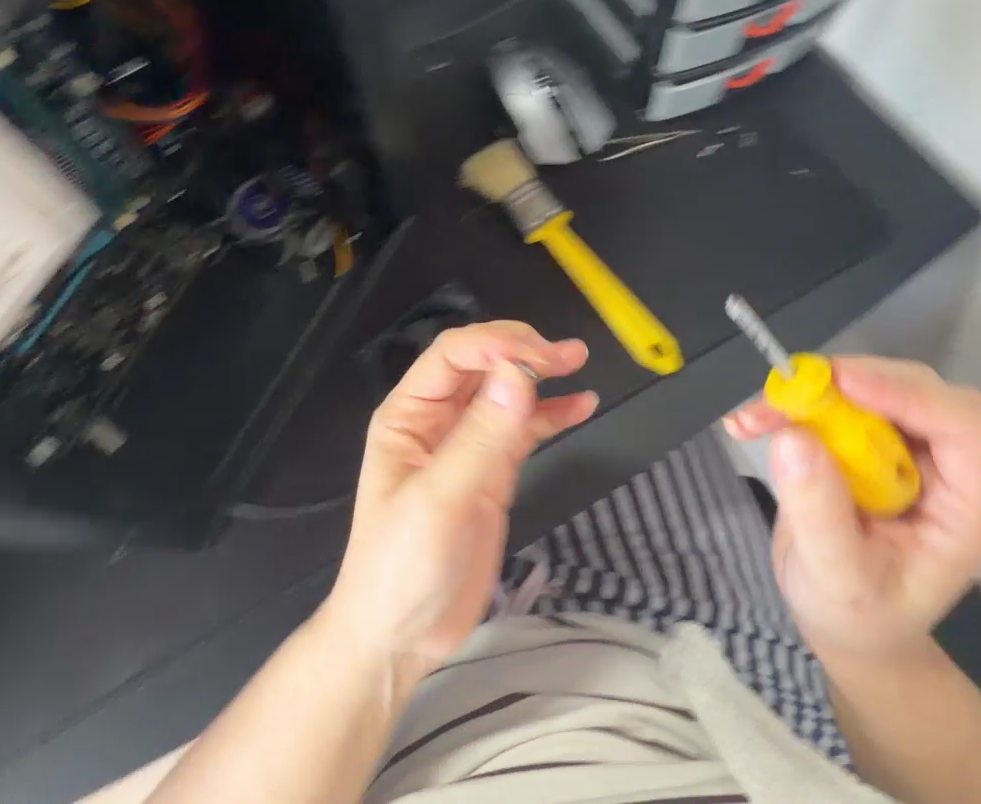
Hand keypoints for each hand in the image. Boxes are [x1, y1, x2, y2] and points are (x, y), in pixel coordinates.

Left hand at [320, 322, 596, 682]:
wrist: (400, 636)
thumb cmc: (402, 566)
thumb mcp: (439, 500)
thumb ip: (480, 438)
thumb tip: (518, 374)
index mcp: (408, 416)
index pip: (451, 356)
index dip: (494, 344)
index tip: (540, 356)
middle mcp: (435, 422)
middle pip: (479, 366)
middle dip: (519, 351)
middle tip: (566, 355)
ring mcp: (465, 448)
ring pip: (504, 395)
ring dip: (539, 376)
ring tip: (579, 361)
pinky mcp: (491, 476)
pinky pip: (522, 433)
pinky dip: (550, 417)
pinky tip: (581, 405)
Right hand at [724, 357, 980, 658]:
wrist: (845, 627)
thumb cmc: (856, 616)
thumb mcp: (836, 576)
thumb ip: (819, 513)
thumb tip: (795, 435)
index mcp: (970, 509)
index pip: (964, 427)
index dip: (908, 394)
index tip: (840, 382)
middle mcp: (950, 473)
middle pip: (919, 396)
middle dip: (852, 385)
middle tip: (790, 390)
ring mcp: (910, 457)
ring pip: (874, 392)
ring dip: (812, 393)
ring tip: (755, 416)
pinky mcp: (871, 449)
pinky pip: (840, 407)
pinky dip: (793, 407)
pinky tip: (750, 424)